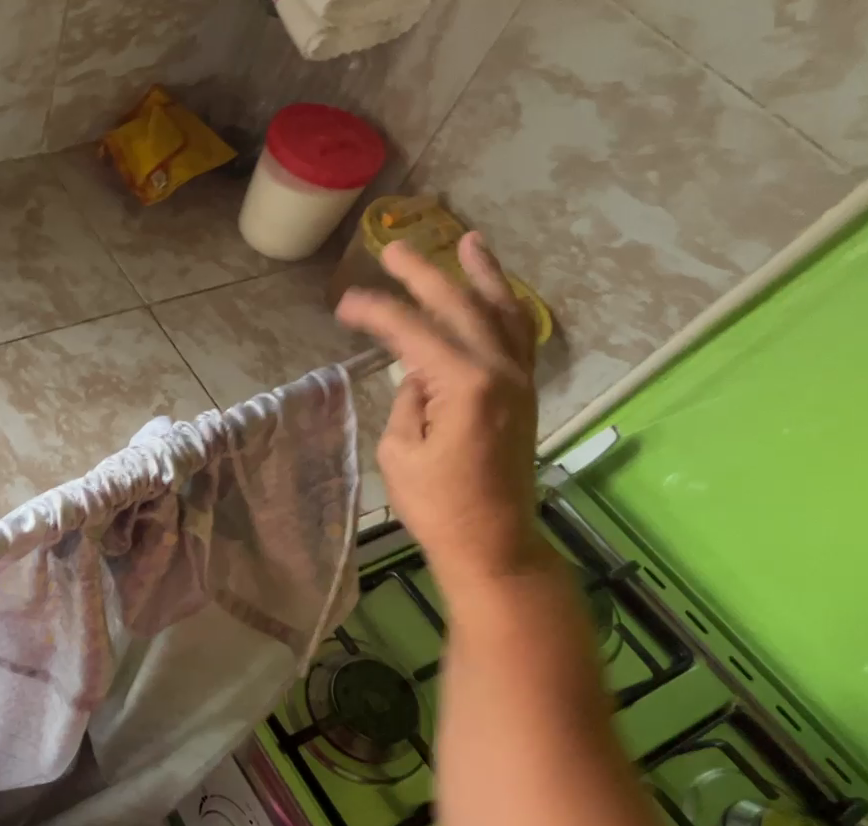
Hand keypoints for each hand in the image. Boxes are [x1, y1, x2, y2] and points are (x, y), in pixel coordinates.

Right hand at [337, 234, 548, 588]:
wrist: (492, 542)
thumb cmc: (436, 505)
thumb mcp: (400, 453)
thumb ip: (408, 403)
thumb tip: (419, 377)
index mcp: (464, 384)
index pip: (413, 332)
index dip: (376, 312)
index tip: (344, 302)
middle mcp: (500, 370)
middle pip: (461, 306)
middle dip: (425, 273)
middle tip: (394, 248)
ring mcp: (519, 380)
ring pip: (504, 311)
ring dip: (483, 274)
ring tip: (468, 241)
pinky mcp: (524, 394)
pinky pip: (518, 335)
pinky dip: (505, 307)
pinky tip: (495, 295)